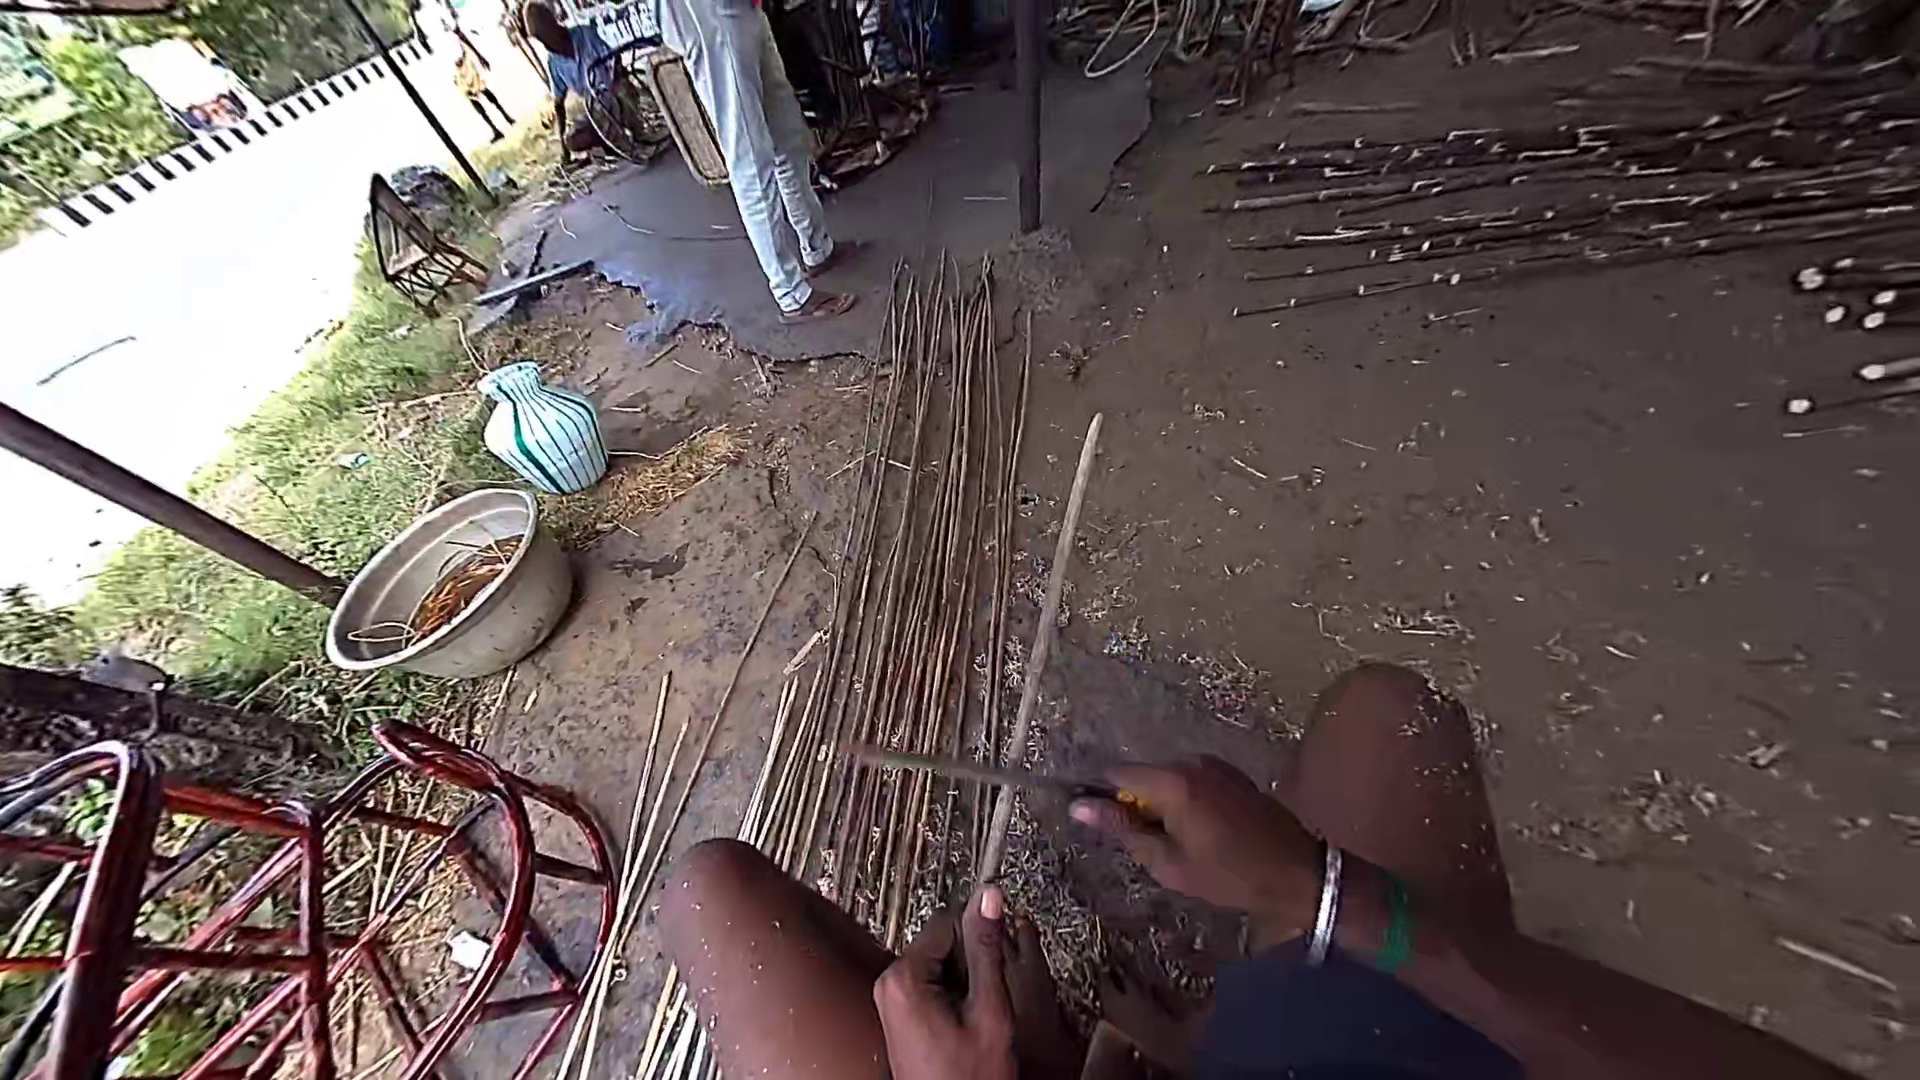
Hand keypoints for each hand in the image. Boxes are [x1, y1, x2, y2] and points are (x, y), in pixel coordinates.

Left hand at [874, 886, 1016, 1079]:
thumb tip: (989, 896)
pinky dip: (956, 999)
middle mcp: (890, 983)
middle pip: (943, 942)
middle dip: (971, 965)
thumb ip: (987, 949)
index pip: (949, 922)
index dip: (977, 942)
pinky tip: (965, 1030)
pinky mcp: (901, 1016)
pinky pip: (934, 985)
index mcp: (903, 977)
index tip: (995, 966)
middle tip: (985, 1004)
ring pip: (942, 963)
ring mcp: (893, 1001)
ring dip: (965, 984)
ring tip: (975, 1022)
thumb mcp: (989, 1012)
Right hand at [1071, 756, 1320, 924]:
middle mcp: (1187, 761)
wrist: (1300, 874)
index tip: (1100, 820)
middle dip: (1134, 802)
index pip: (1115, 774)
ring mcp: (1210, 763)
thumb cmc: (1230, 876)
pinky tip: (1201, 826)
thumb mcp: (1170, 864)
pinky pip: (1188, 777)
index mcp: (1171, 782)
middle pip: (1140, 774)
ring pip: (1164, 776)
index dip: (1102, 795)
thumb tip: (1078, 807)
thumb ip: (1123, 830)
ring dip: (1159, 800)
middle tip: (1148, 840)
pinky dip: (1183, 796)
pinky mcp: (1227, 770)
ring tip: (1178, 837)